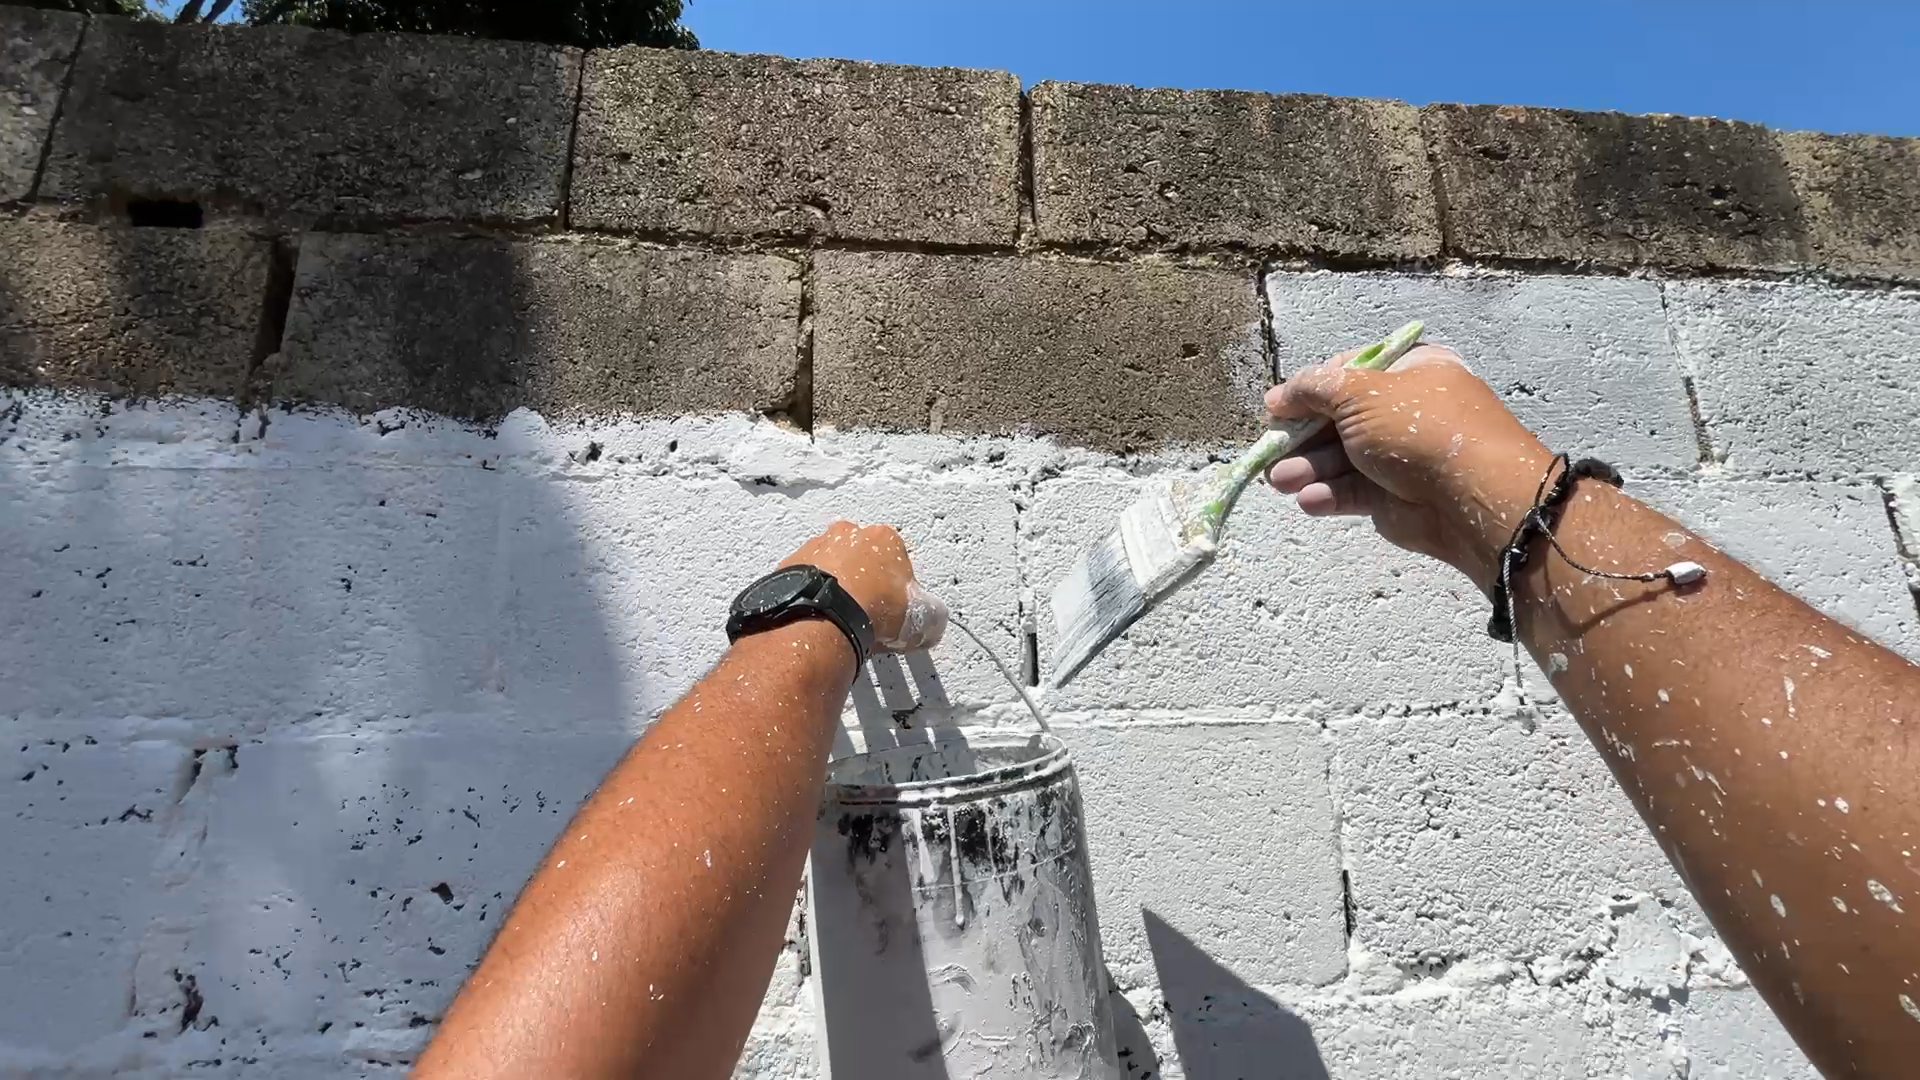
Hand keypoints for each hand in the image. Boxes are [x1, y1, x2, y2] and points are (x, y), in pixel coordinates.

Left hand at [781, 522, 946, 653]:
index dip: (898, 589)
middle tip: (866, 615)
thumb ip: (932, 615)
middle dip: (864, 582)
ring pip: (830, 567)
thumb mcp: (921, 618)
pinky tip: (816, 620)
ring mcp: (814, 547)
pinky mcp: (787, 566)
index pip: (898, 559)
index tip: (894, 611)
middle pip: (861, 558)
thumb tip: (932, 622)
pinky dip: (810, 597)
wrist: (822, 618)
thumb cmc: (874, 610)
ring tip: (838, 622)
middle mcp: (848, 534)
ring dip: (835, 588)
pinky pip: (803, 582)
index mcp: (884, 538)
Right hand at [1263, 345, 1551, 589]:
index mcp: (1407, 374)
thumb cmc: (1418, 429)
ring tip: (1280, 482)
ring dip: (1306, 469)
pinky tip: (1310, 500)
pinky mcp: (1390, 496)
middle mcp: (1402, 412)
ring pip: (1337, 459)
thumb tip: (1275, 398)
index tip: (1280, 408)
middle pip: (1335, 421)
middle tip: (1270, 452)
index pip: (1347, 373)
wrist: (1468, 495)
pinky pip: (1349, 491)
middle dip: (1300, 439)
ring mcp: (1397, 456)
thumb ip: (1311, 389)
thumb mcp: (1359, 393)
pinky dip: (1327, 495)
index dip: (1310, 390)